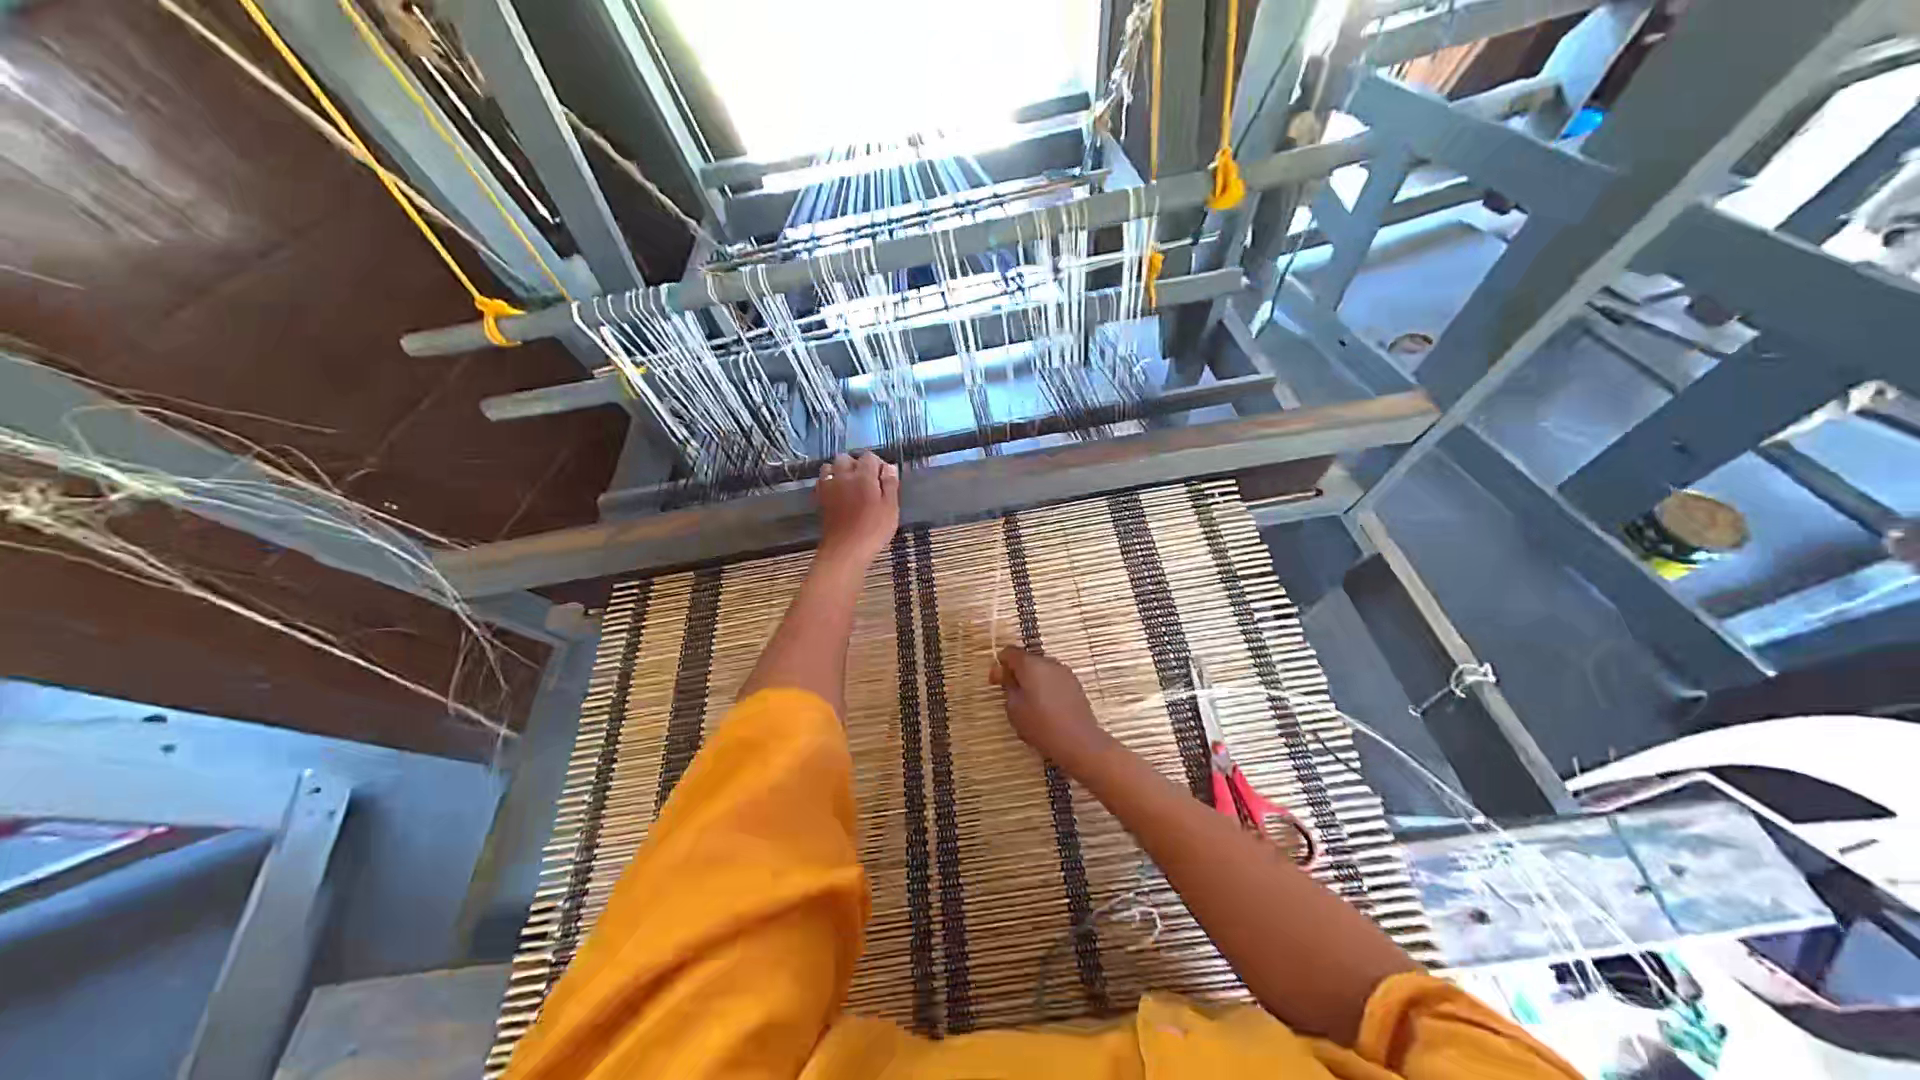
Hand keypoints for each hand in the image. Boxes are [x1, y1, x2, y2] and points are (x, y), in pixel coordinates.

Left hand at [816, 451, 898, 565]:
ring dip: (839, 471)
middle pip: (846, 458)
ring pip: (830, 467)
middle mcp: (843, 476)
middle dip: (856, 464)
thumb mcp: (891, 508)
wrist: (845, 550)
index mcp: (864, 476)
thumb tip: (889, 467)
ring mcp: (829, 486)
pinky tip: (837, 492)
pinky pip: (822, 481)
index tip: (884, 478)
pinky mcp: (820, 498)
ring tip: (849, 484)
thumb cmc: (873, 530)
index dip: (878, 465)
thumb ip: (890, 484)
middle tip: (867, 481)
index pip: (869, 457)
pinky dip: (829, 481)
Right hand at [990, 647, 1108, 769]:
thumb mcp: (1014, 707)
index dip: (999, 665)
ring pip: (1042, 670)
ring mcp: (1065, 672)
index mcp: (1030, 664)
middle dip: (1017, 673)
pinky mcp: (1075, 685)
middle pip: (1027, 660)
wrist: (1078, 741)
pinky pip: (1054, 679)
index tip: (996, 682)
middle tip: (1010, 694)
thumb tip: (1004, 673)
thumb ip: (1007, 685)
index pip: (1009, 652)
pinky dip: (1046, 687)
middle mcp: (1049, 662)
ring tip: (1028, 703)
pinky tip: (1045, 706)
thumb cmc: (1040, 724)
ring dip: (1032, 680)